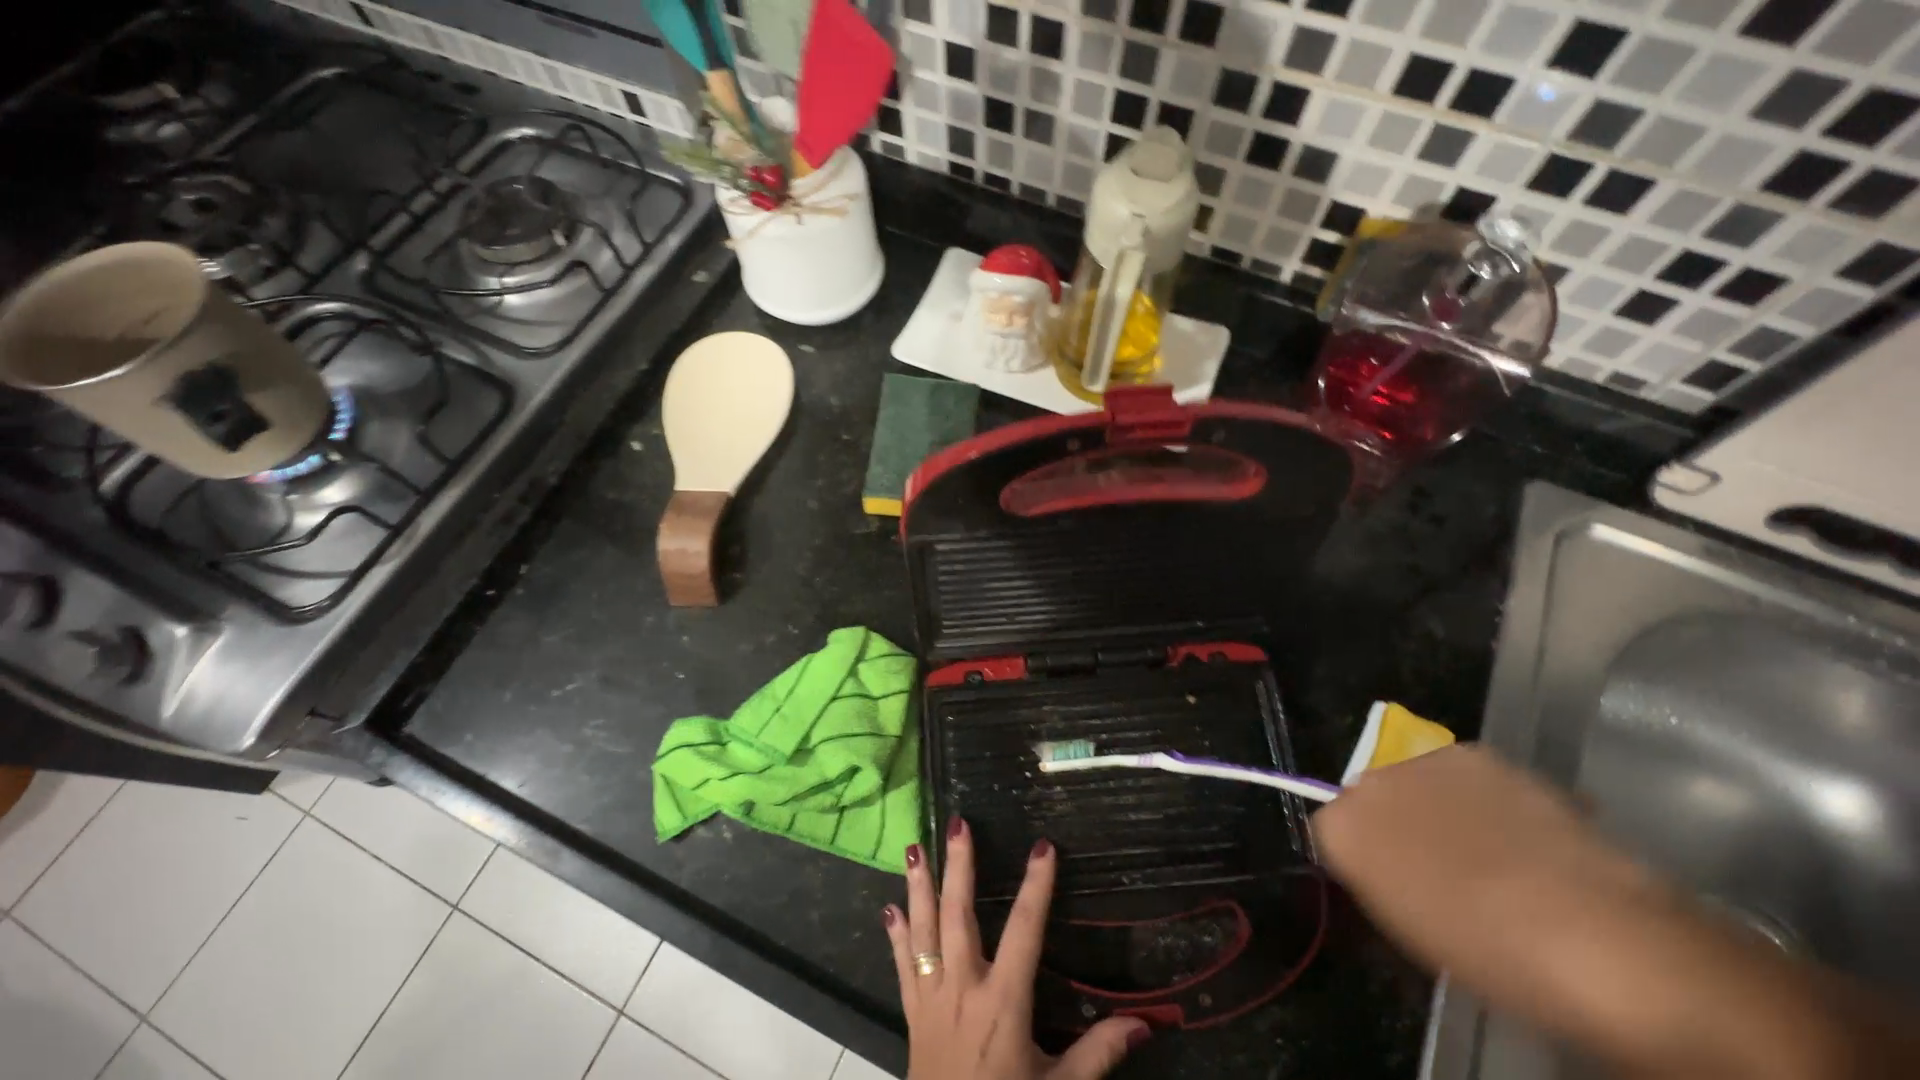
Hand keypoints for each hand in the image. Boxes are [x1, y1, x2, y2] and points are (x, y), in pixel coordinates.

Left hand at [884, 819, 1148, 1079]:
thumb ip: (1098, 1052)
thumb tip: (1145, 1022)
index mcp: (1003, 1001)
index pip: (1024, 931)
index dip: (1035, 888)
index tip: (1043, 848)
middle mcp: (963, 988)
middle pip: (959, 916)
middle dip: (959, 868)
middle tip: (956, 824)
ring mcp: (932, 998)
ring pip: (923, 932)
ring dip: (919, 888)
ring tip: (914, 847)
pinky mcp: (912, 1013)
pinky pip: (901, 966)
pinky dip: (896, 936)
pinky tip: (889, 908)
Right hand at [1313, 745, 1919, 1079]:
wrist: (1591, 930)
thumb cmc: (1486, 950)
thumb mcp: (1409, 930)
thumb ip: (1382, 881)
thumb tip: (1390, 867)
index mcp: (1343, 826)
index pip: (1332, 829)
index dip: (1363, 860)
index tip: (1393, 887)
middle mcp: (1378, 777)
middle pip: (1376, 794)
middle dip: (1400, 822)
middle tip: (1438, 873)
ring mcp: (1439, 760)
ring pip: (1428, 783)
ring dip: (1446, 808)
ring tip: (1493, 862)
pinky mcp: (1497, 756)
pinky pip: (1477, 782)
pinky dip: (1492, 805)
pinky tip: (1531, 849)